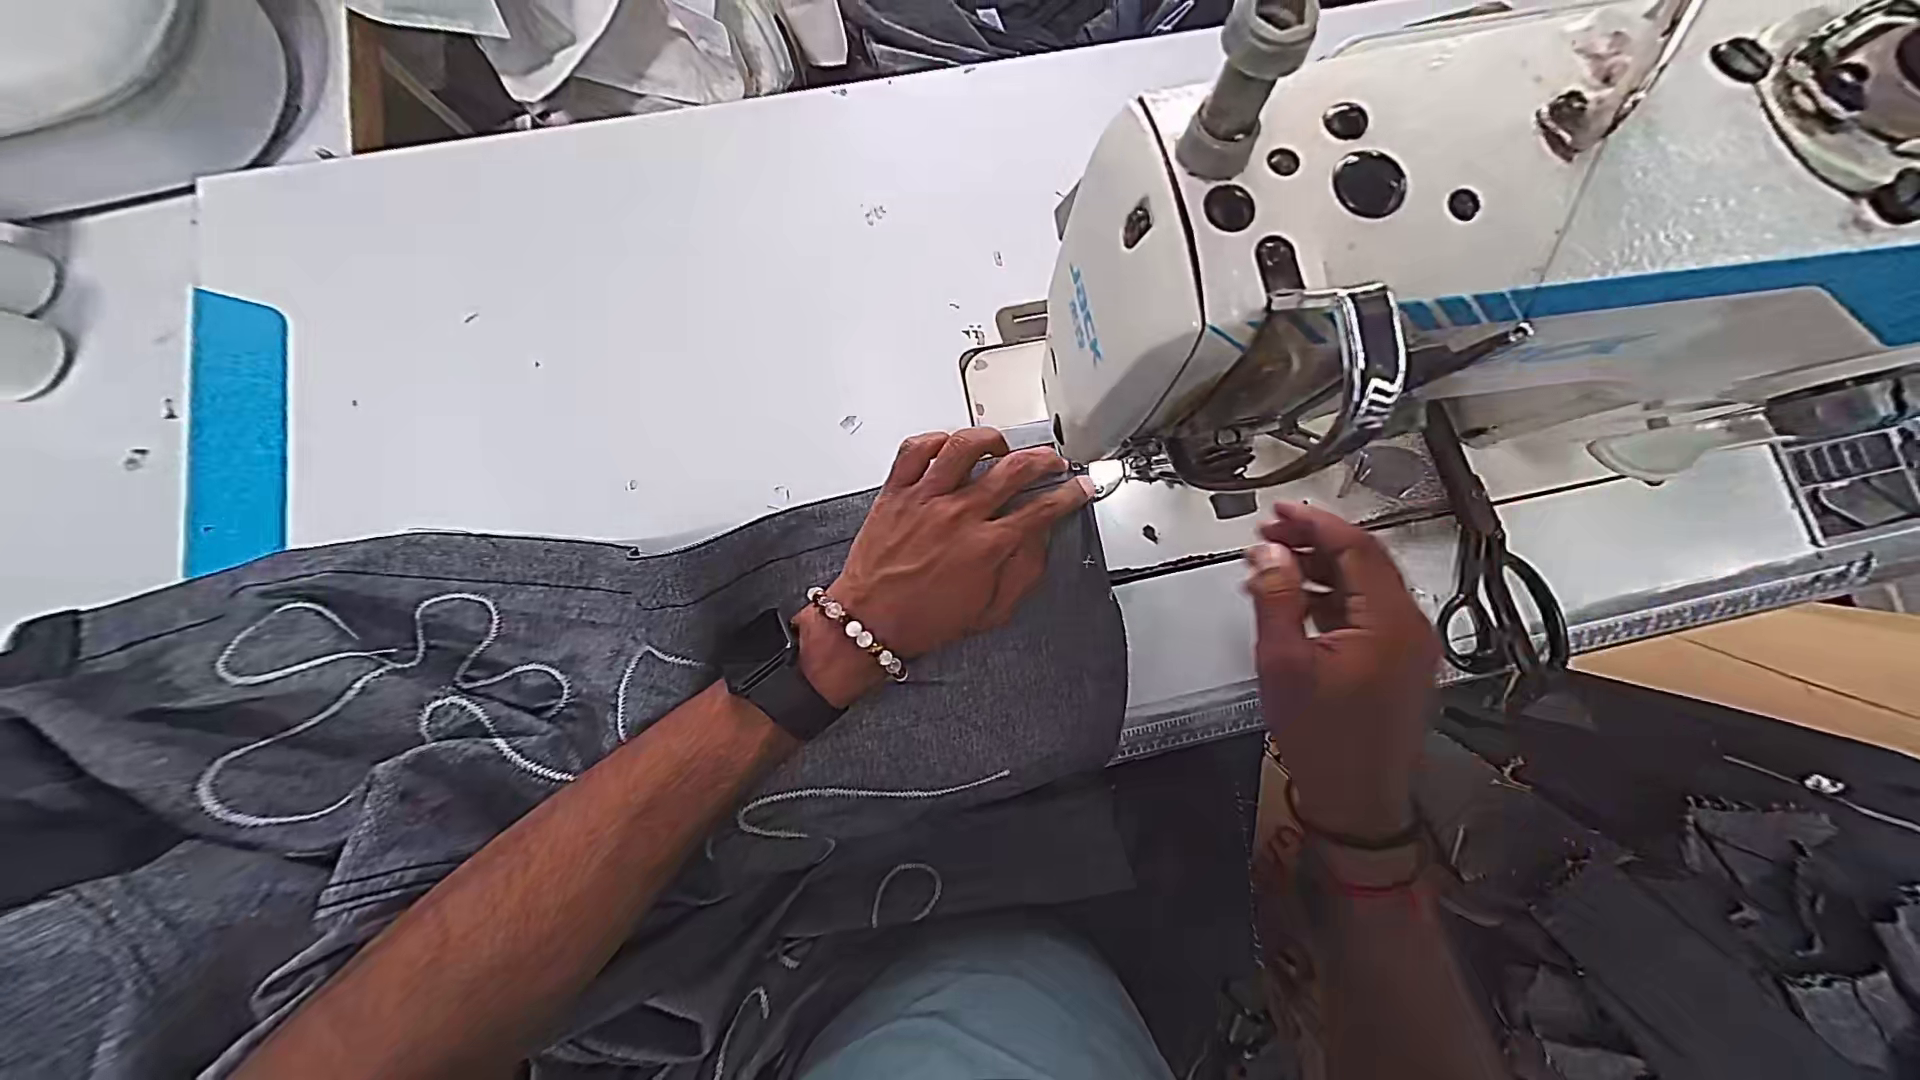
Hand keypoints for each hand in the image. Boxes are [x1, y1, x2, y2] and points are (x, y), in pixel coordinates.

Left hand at [797, 428, 1093, 706]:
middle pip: (1014, 468)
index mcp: (987, 547)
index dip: (1069, 494)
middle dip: (1044, 459)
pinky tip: (947, 447)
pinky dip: (935, 439)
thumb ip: (1024, 573)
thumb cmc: (924, 620)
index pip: (1042, 508)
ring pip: (965, 446)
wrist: (872, 622)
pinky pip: (915, 450)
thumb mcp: (990, 611)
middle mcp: (959, 516)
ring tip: (1000, 446)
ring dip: (992, 439)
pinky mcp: (896, 493)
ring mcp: (925, 499)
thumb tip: (1041, 538)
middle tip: (1050, 461)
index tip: (1077, 488)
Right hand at [1246, 502, 1438, 839]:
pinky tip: (1291, 601)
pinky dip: (1325, 596)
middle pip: (1361, 562)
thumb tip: (1268, 553)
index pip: (1356, 548)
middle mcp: (1407, 628)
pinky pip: (1359, 611)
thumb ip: (1275, 598)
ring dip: (1316, 569)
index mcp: (1389, 622)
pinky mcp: (1393, 660)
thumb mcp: (1283, 661)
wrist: (1354, 796)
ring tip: (1271, 565)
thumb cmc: (1324, 738)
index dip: (1315, 523)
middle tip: (1268, 534)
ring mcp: (1404, 645)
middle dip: (1311, 542)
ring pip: (1359, 585)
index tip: (1280, 511)